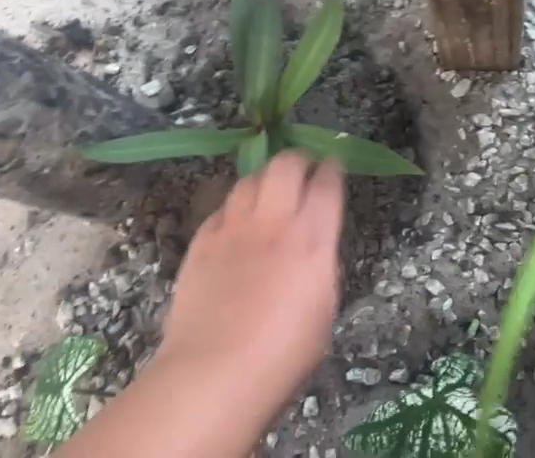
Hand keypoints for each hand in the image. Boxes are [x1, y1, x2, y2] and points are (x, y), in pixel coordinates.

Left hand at [59, 150, 344, 457]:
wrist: (213, 373)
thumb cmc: (282, 352)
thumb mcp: (324, 306)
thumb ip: (322, 264)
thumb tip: (316, 248)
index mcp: (313, 237)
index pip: (327, 182)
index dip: (333, 169)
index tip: (334, 167)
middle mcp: (274, 221)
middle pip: (285, 164)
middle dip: (298, 160)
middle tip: (302, 173)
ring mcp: (233, 228)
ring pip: (249, 180)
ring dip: (263, 182)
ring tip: (267, 197)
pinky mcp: (200, 242)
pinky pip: (221, 210)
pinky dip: (233, 211)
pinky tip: (236, 228)